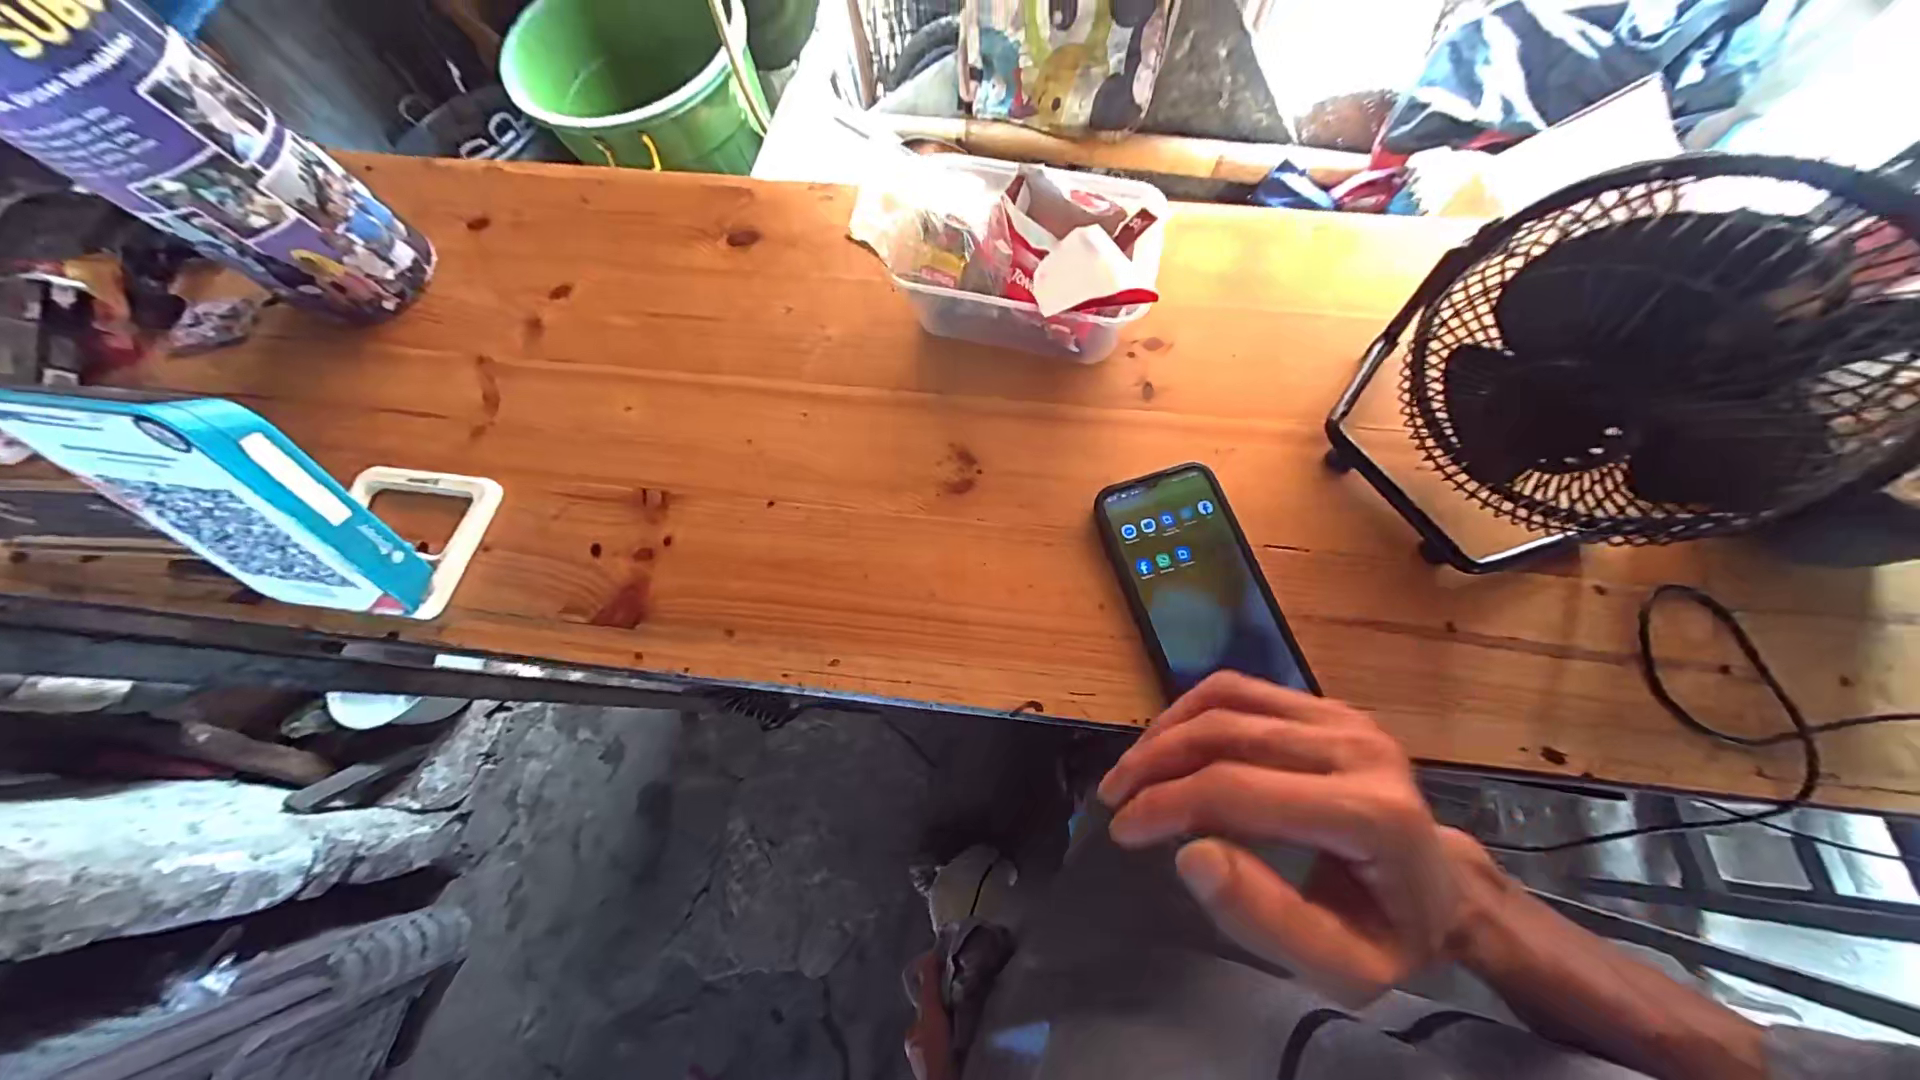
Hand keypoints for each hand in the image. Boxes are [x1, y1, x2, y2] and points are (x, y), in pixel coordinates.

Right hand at [1096, 671, 1497, 1006]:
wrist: (1440, 886)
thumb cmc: (1388, 933)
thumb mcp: (1340, 968)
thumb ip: (1265, 920)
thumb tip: (1190, 854)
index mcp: (1369, 814)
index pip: (1237, 789)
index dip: (1165, 804)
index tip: (1123, 829)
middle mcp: (1357, 747)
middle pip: (1224, 733)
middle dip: (1153, 762)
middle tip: (1114, 795)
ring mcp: (1341, 716)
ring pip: (1225, 699)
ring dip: (1166, 730)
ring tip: (1134, 767)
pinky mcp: (1324, 704)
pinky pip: (1238, 689)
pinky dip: (1190, 710)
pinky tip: (1170, 741)